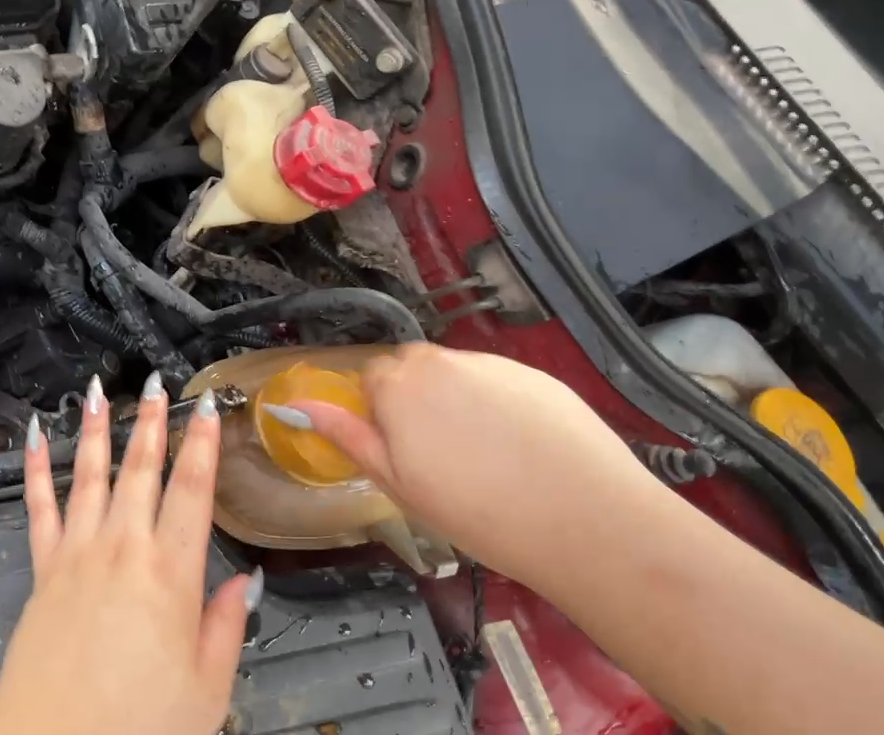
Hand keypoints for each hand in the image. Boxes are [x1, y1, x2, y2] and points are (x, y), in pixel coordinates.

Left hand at [0, 373, 262, 734]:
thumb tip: (242, 581)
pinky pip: (38, 504)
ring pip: (89, 473)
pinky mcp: (42, 565)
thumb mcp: (206, 689)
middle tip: (157, 384)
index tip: (207, 407)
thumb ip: (224, 627)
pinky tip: (34, 435)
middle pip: (141, 470)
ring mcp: (76, 550)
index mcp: (170, 574)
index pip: (192, 491)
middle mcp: (122, 547)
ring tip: (101, 391)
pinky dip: (35, 466)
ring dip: (97, 428)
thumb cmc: (137, 725)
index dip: (202, 445)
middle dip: (152, 422)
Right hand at [275, 343, 670, 589]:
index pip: (370, 379)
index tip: (403, 453)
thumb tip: (291, 405)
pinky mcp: (538, 376)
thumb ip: (344, 435)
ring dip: (457, 401)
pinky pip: (500, 383)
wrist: (591, 523)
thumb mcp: (396, 482)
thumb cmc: (477, 511)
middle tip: (440, 456)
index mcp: (397, 384)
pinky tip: (523, 450)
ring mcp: (492, 364)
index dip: (381, 415)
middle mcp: (439, 360)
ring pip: (455, 375)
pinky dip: (501, 406)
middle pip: (411, 369)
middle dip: (415, 400)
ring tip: (488, 457)